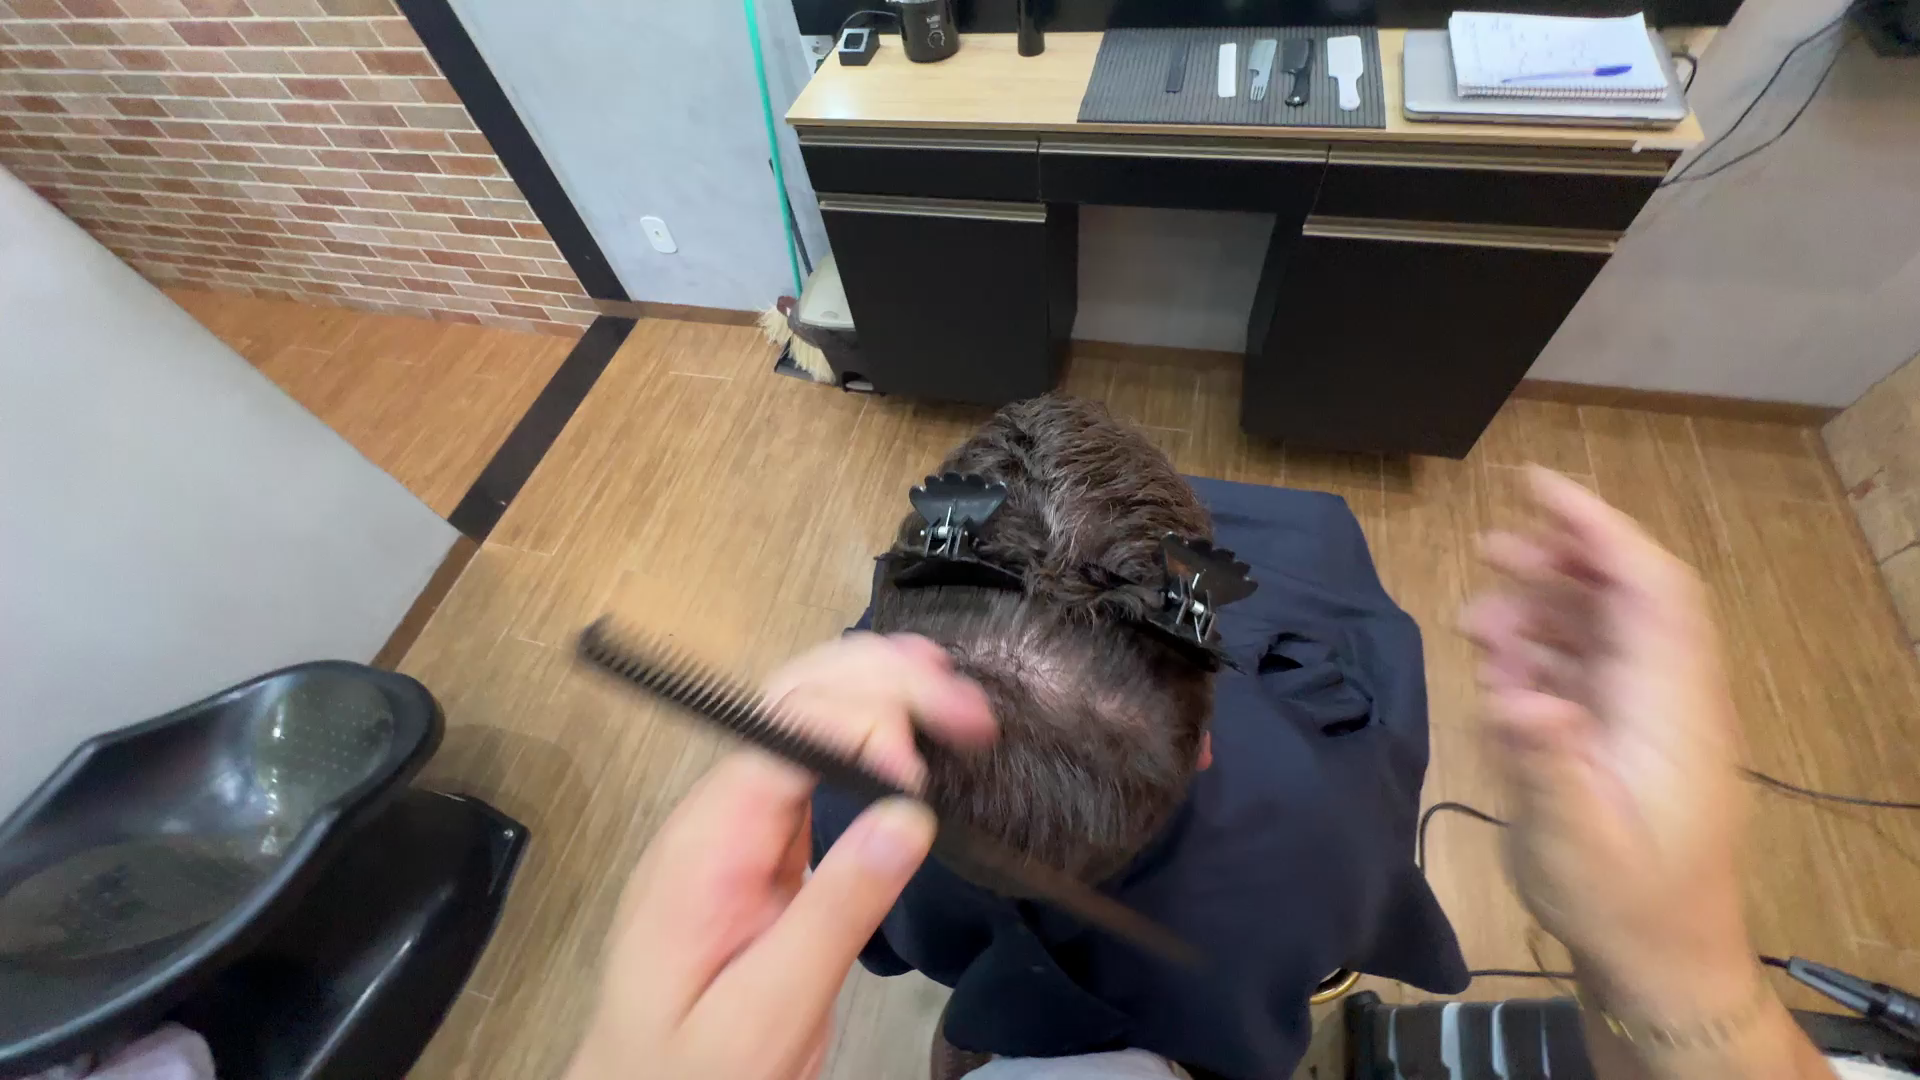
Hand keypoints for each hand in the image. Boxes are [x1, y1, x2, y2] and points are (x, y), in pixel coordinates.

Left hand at [565, 633, 993, 1079]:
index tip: (919, 772)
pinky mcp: (766, 826)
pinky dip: (870, 715)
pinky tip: (907, 708)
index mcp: (707, 841)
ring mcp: (741, 809)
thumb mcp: (765, 1015)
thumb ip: (835, 912)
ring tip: (944, 680)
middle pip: (796, 698)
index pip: (786, 739)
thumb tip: (911, 814)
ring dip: (878, 682)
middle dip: (881, 683)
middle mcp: (721, 804)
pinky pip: (818, 747)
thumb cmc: (692, 1071)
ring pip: (808, 706)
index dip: (860, 729)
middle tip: (963, 707)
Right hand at [1463, 468, 1753, 1017]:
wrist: (1654, 954)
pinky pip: (1574, 666)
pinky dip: (1530, 648)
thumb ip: (1548, 759)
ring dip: (1537, 602)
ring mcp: (1636, 713)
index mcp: (1668, 708)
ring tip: (1478, 605)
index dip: (1600, 529)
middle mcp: (1660, 696)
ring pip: (1594, 627)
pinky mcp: (1611, 731)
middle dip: (1560, 556)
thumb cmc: (1618, 895)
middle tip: (1489, 544)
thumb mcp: (1574, 835)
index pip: (1649, 591)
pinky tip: (1494, 659)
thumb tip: (1518, 692)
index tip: (1537, 486)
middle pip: (1623, 596)